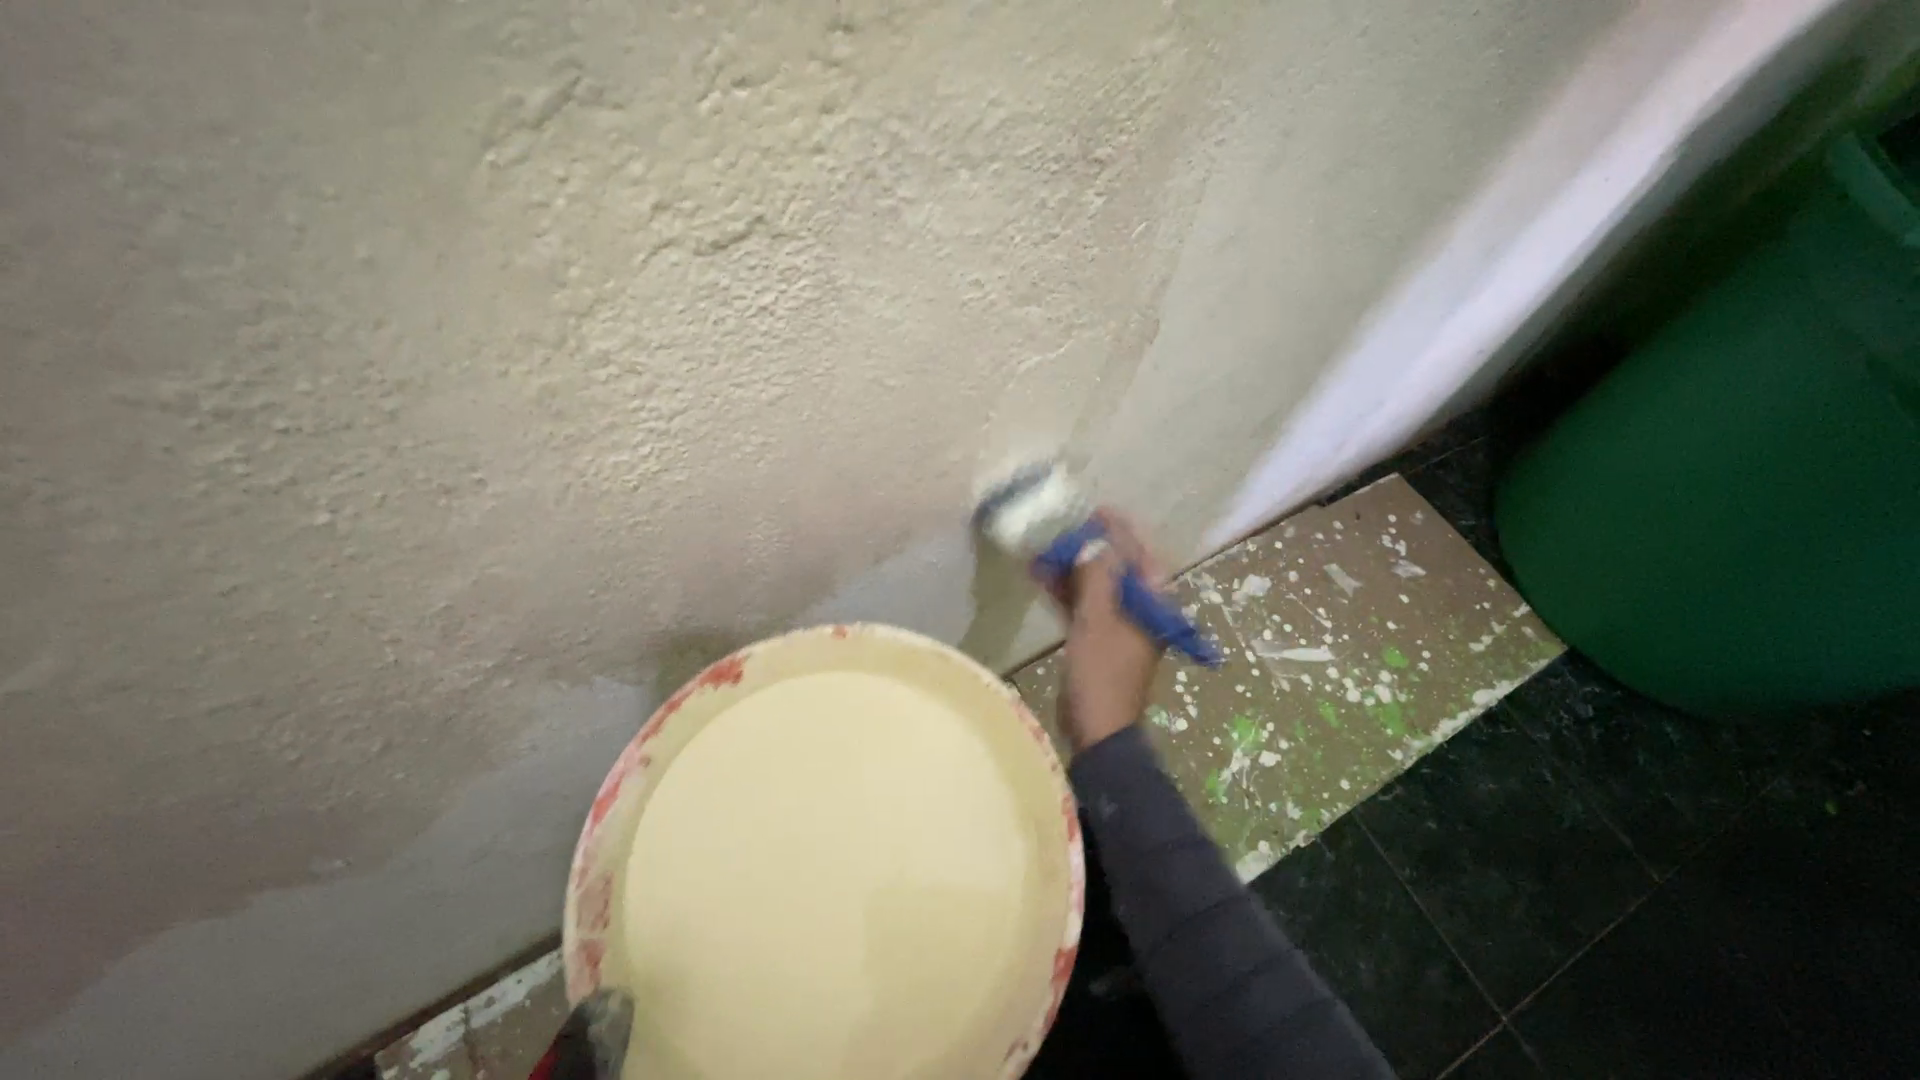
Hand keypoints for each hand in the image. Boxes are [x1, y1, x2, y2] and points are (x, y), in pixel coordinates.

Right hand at [1040, 508, 1167, 753]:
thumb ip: (1097, 577)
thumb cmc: (1102, 673)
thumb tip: (1094, 542)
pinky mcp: (1097, 639)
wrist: (1097, 730)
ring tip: (1041, 548)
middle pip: (1116, 568)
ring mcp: (1118, 625)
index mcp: (1152, 604)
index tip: (1097, 510)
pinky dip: (1064, 592)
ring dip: (1070, 569)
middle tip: (1061, 528)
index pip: (1140, 555)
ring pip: (1095, 586)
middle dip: (1088, 548)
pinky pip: (1082, 606)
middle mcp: (1139, 610)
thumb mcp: (1097, 620)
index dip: (1120, 531)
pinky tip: (1038, 576)